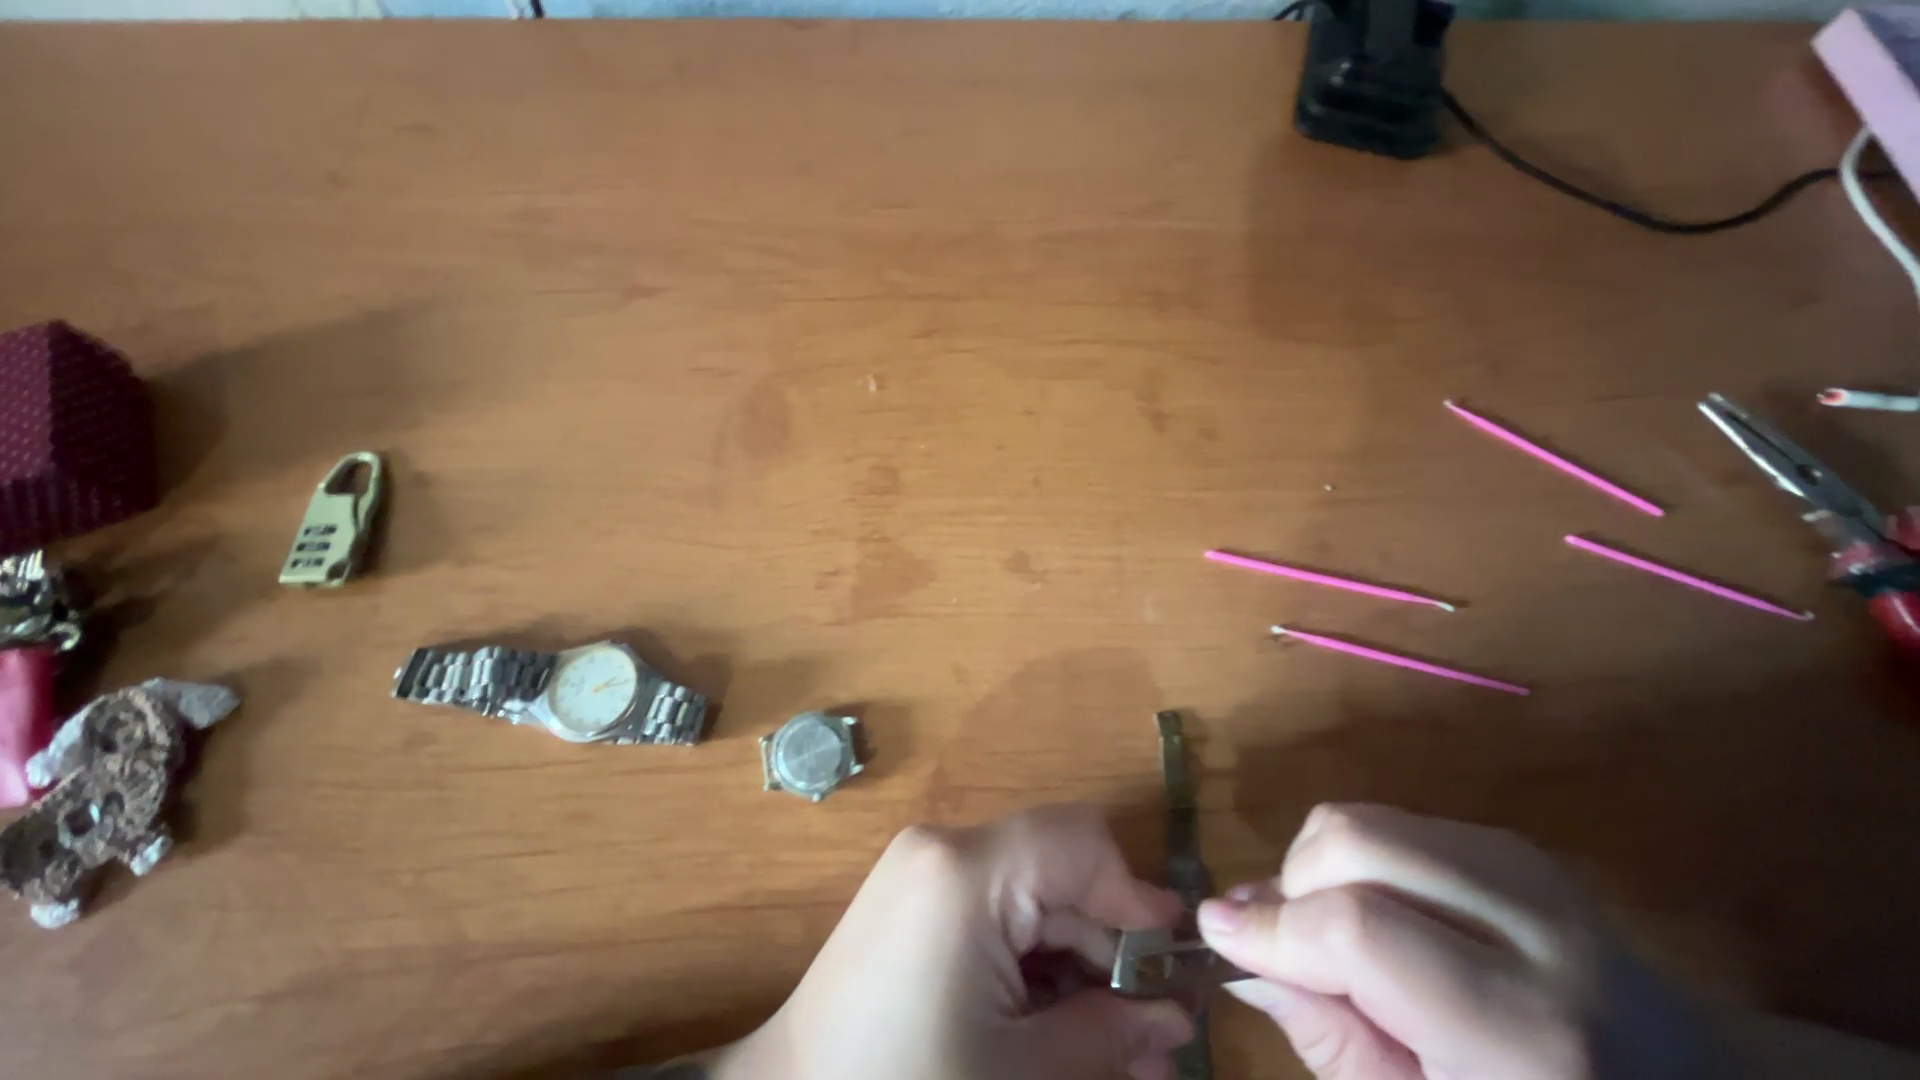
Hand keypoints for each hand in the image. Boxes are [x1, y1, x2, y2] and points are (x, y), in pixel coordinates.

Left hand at [715, 804, 1195, 1079]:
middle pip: (1061, 869)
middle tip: (1148, 1032)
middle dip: (1110, 948)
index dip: (1136, 898)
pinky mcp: (915, 896)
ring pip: (1035, 895)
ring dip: (1076, 963)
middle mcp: (945, 847)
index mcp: (968, 871)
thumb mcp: (1025, 1071)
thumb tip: (1176, 1016)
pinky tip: (1051, 1024)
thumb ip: (1110, 1033)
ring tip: (1107, 1045)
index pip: (1082, 841)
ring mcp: (923, 868)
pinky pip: (997, 910)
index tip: (1170, 966)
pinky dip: (1033, 960)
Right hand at [1197, 803, 1716, 1079]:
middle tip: (1290, 945)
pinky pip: (1388, 821)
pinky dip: (1353, 860)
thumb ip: (1327, 1037)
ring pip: (1360, 819)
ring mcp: (1529, 869)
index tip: (1215, 933)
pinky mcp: (1511, 843)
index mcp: (1523, 1028)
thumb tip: (1236, 949)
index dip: (1272, 927)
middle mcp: (1534, 926)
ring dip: (1316, 869)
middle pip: (1351, 841)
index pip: (1358, 929)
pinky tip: (1380, 915)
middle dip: (1290, 885)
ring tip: (1338, 936)